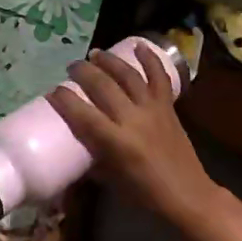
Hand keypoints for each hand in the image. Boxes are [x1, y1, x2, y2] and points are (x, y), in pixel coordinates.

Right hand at [48, 45, 219, 223]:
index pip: (83, 113)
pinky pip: (159, 77)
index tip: (52, 92)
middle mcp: (133, 120)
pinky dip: (149, 58)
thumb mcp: (111, 180)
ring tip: (94, 54)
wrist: (189, 195)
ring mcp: (152, 110)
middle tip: (71, 68)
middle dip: (82, 72)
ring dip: (108, 61)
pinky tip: (138, 45)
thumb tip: (73, 144)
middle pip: (102, 85)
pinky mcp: (167, 106)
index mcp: (117, 142)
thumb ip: (92, 157)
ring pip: (127, 75)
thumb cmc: (146, 194)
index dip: (64, 99)